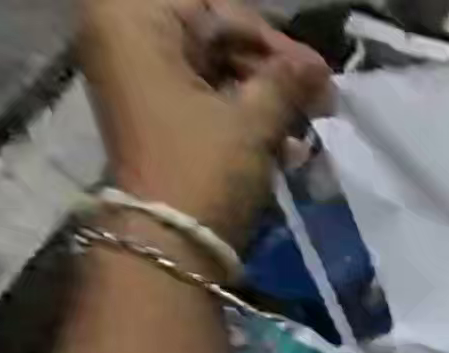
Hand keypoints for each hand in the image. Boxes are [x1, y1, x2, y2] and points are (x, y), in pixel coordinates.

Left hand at [78, 0, 331, 246]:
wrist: (172, 234)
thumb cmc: (206, 167)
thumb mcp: (253, 122)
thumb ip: (287, 85)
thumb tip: (319, 65)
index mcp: (133, 20)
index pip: (213, 7)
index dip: (271, 39)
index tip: (319, 75)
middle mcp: (125, 37)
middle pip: (211, 33)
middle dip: (271, 68)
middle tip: (323, 101)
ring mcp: (140, 77)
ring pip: (215, 67)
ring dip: (266, 93)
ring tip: (310, 124)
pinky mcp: (159, 113)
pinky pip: (208, 96)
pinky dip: (248, 112)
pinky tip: (285, 139)